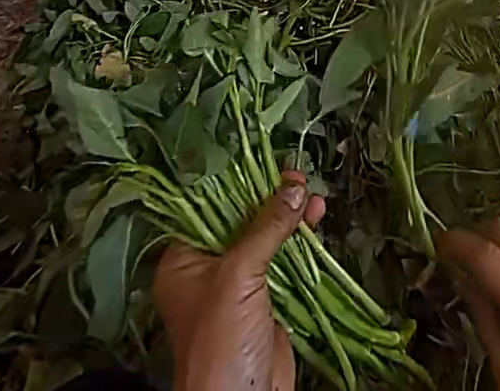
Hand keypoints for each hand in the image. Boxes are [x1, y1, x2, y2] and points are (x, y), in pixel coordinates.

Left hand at [154, 170, 326, 390]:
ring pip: (265, 236)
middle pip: (241, 218)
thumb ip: (266, 228)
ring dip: (289, 216)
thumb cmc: (222, 340)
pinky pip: (283, 259)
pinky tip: (314, 219)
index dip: (237, 181)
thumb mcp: (238, 275)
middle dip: (270, 197)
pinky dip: (299, 240)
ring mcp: (238, 283)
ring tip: (311, 195)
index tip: (264, 160)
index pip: (208, 206)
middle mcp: (209, 267)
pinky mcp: (266, 298)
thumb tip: (293, 186)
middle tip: (296, 175)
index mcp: (185, 259)